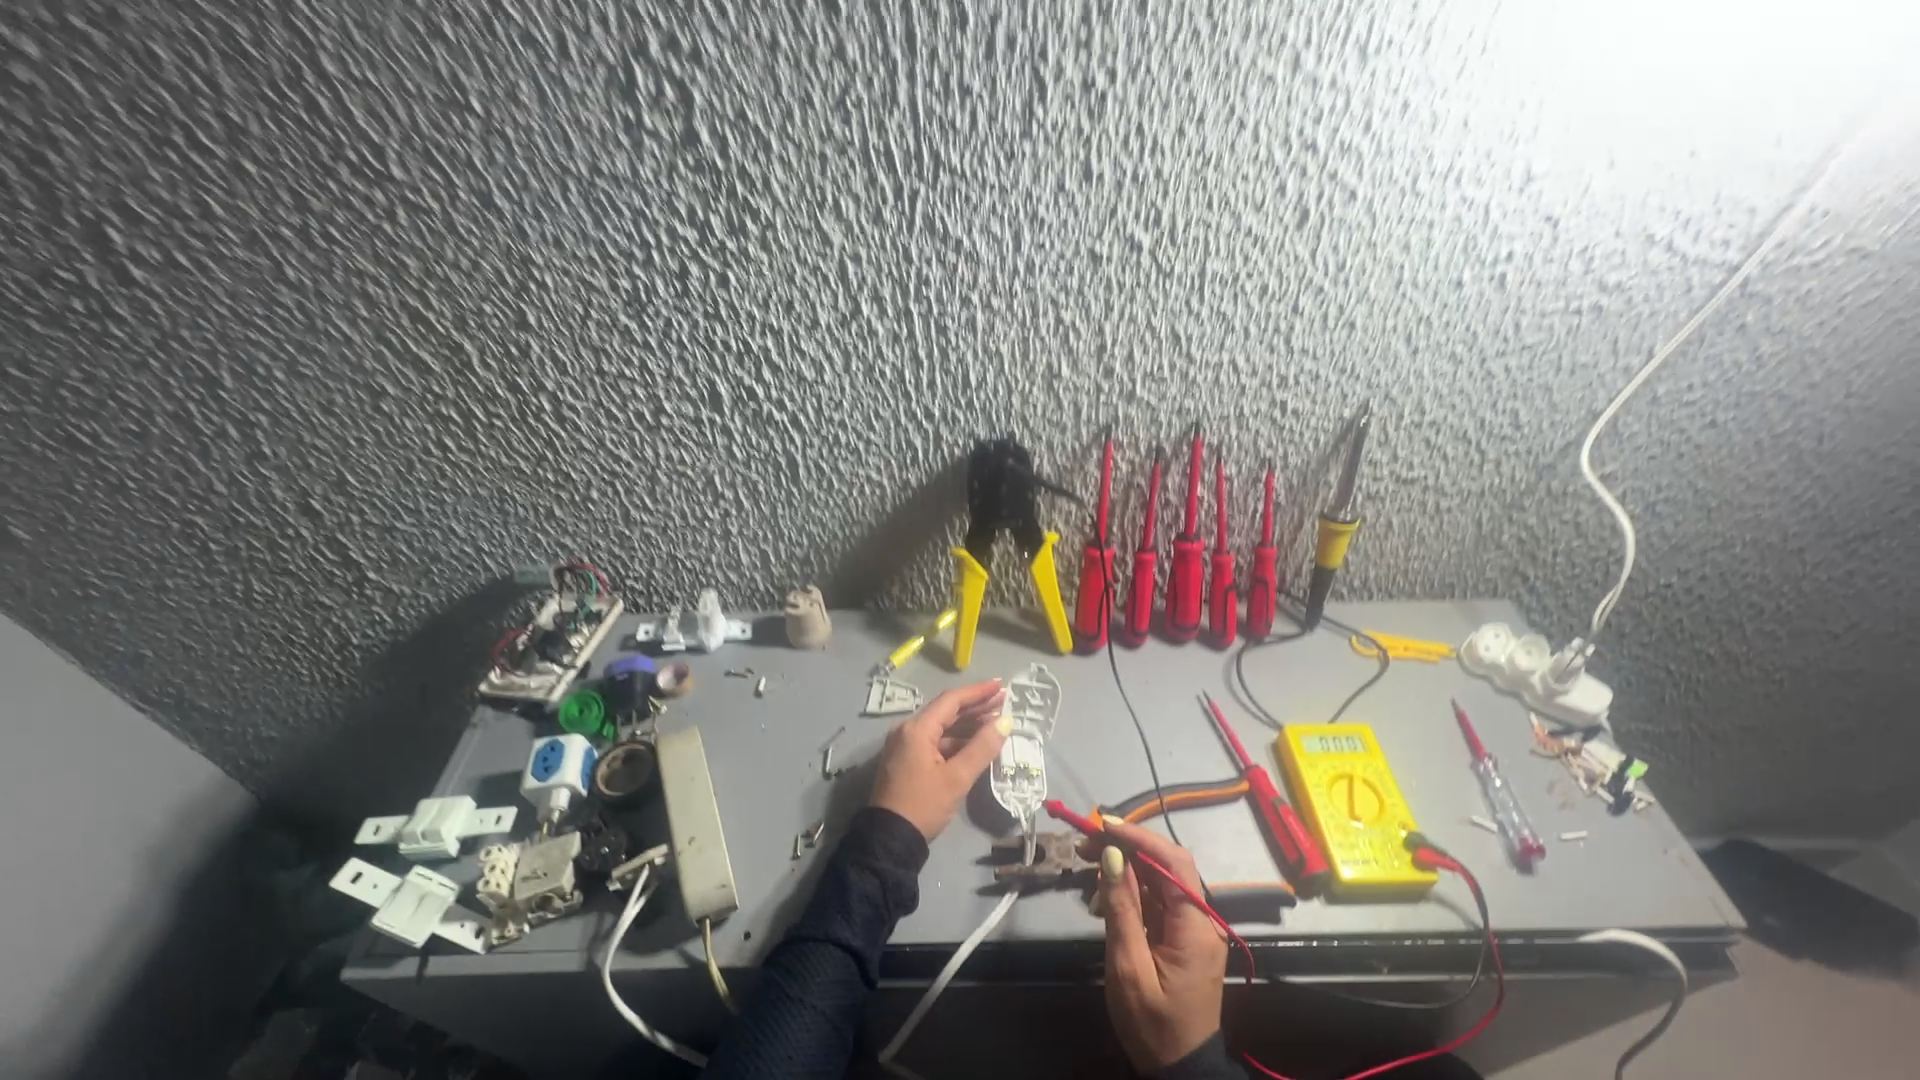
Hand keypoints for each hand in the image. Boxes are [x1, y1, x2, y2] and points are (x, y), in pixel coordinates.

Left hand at [869, 680, 1008, 840]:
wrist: (889, 840)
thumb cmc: (923, 805)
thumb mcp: (957, 778)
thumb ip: (982, 748)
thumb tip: (1004, 722)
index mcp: (916, 729)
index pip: (951, 701)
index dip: (977, 692)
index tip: (1000, 686)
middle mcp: (907, 731)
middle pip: (945, 712)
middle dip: (975, 706)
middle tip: (1003, 701)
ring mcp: (905, 746)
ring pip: (941, 728)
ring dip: (967, 725)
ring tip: (995, 722)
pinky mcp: (906, 761)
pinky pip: (935, 742)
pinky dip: (956, 741)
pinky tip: (976, 744)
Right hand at [1088, 818, 1227, 1073]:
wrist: (1180, 1071)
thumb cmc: (1153, 1025)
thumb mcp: (1129, 967)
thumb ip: (1122, 908)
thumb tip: (1112, 857)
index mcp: (1195, 925)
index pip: (1172, 861)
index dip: (1138, 836)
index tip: (1102, 824)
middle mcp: (1202, 918)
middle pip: (1168, 863)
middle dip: (1128, 845)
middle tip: (1086, 843)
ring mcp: (1195, 927)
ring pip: (1162, 878)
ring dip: (1127, 863)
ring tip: (1088, 860)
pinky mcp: (1184, 936)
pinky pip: (1159, 898)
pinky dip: (1132, 887)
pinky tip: (1106, 889)